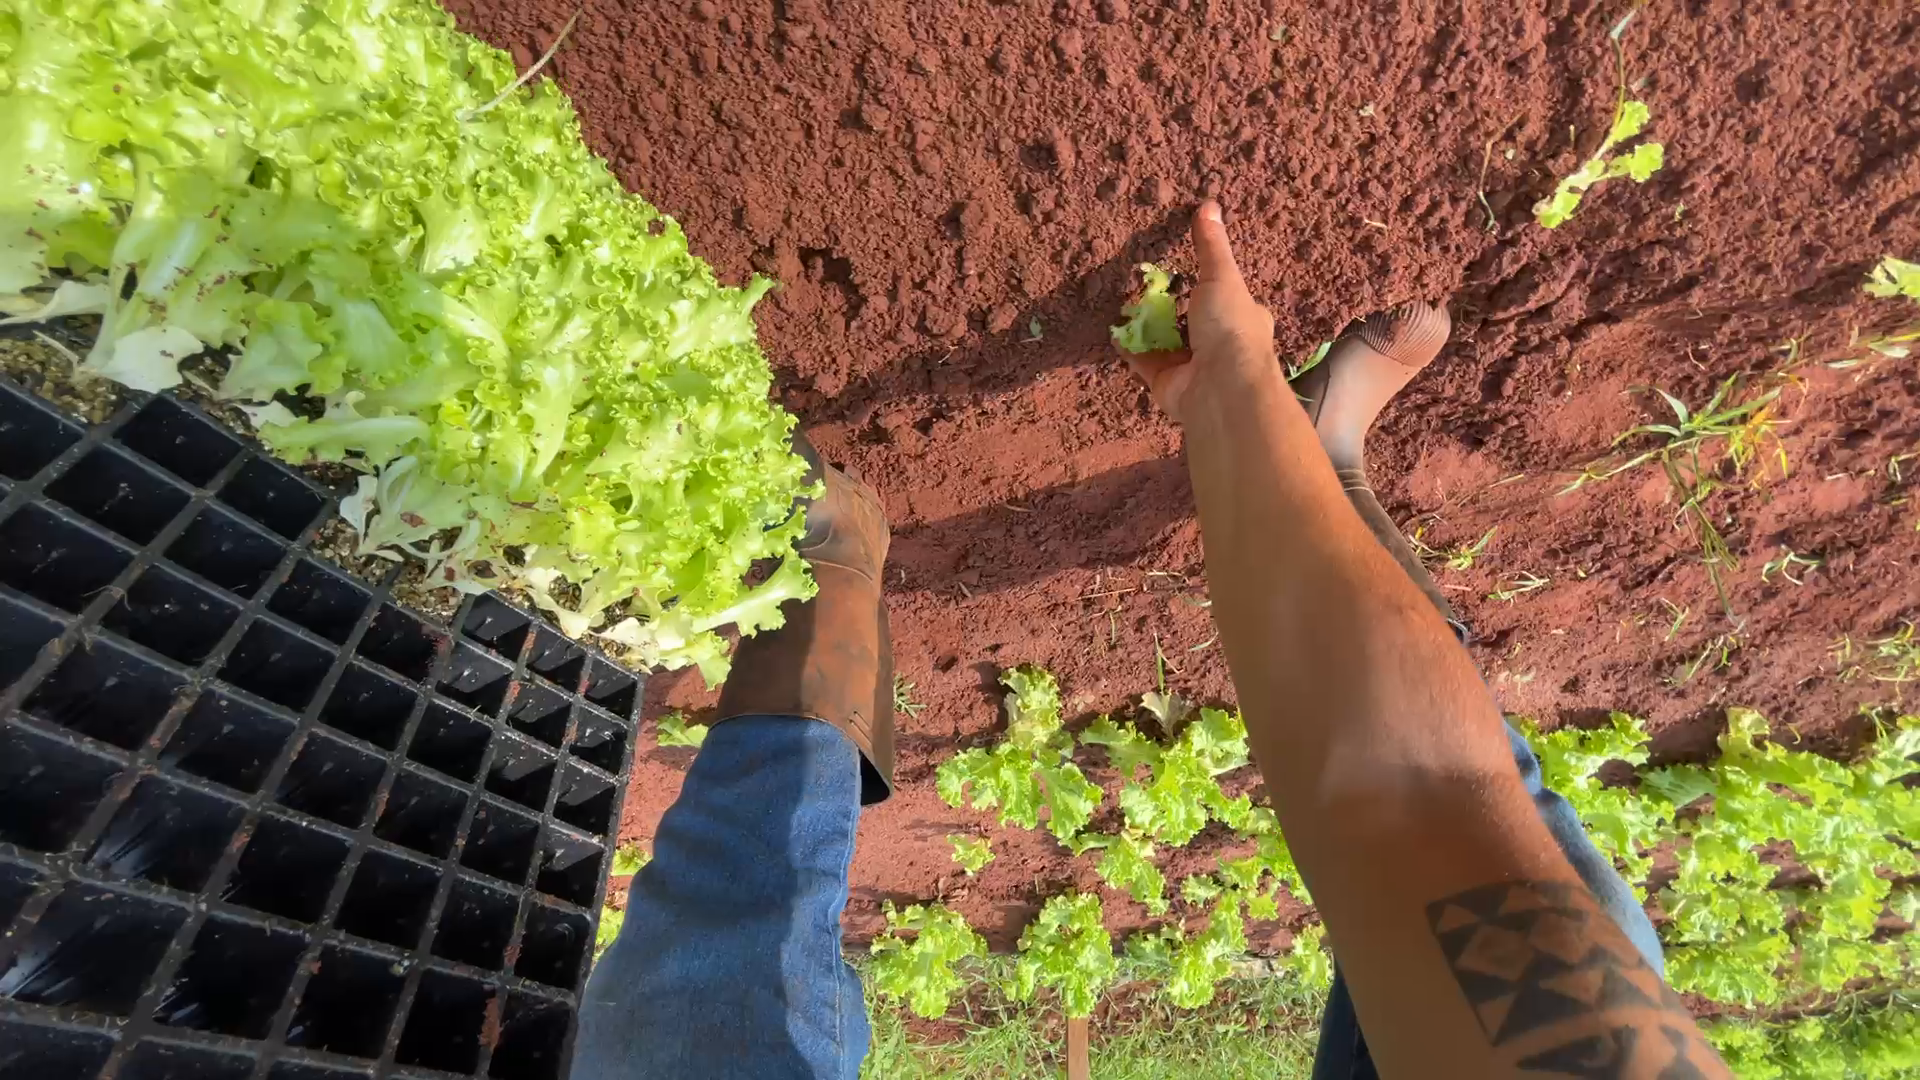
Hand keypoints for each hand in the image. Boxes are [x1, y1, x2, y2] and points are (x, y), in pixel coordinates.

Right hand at [1121, 200, 1277, 423]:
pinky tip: (1114, 331)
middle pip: (1189, 320)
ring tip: (1125, 303)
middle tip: (1146, 286)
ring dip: (1145, 326)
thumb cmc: (1230, 327)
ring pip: (1164, 341)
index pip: (1224, 297)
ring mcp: (1190, 366)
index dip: (1207, 284)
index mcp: (1241, 319)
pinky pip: (1142, 361)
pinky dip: (1128, 347)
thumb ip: (1210, 246)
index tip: (1186, 270)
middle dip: (1169, 307)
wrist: (1219, 386)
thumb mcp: (1220, 276)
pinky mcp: (1165, 382)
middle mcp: (1217, 344)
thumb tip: (1208, 203)